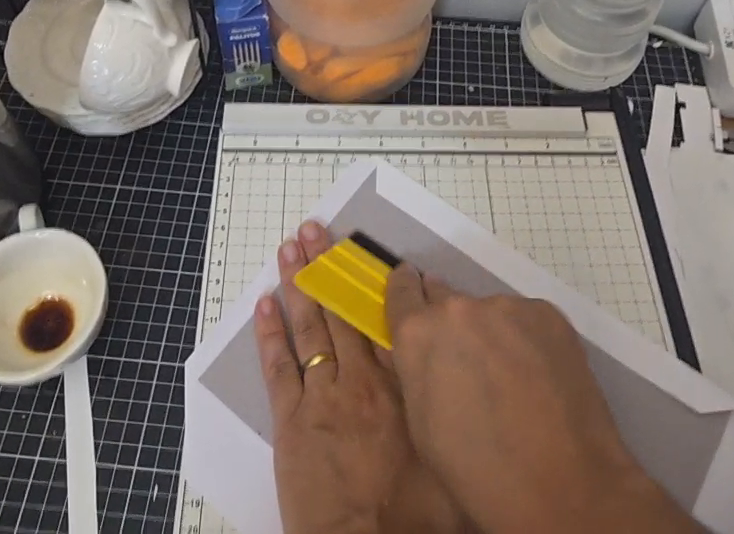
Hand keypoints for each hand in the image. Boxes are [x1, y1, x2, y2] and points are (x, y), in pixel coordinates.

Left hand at [256, 222, 468, 533]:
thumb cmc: (415, 517)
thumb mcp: (450, 461)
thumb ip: (451, 418)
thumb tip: (469, 393)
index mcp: (400, 385)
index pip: (384, 320)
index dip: (373, 283)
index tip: (367, 254)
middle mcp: (359, 380)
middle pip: (340, 311)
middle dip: (326, 267)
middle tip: (313, 229)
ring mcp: (321, 396)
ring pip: (307, 327)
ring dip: (297, 284)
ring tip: (288, 248)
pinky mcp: (291, 420)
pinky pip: (277, 366)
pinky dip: (269, 333)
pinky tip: (264, 304)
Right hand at [383, 266, 698, 533]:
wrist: (561, 485)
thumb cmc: (475, 470)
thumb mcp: (421, 423)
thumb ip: (414, 370)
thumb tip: (413, 348)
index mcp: (418, 333)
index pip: (402, 289)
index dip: (405, 292)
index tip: (411, 291)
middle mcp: (458, 308)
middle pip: (445, 296)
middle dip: (449, 320)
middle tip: (464, 356)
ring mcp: (506, 307)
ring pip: (489, 311)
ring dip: (491, 332)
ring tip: (510, 376)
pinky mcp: (547, 314)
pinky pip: (526, 319)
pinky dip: (526, 339)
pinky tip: (539, 376)